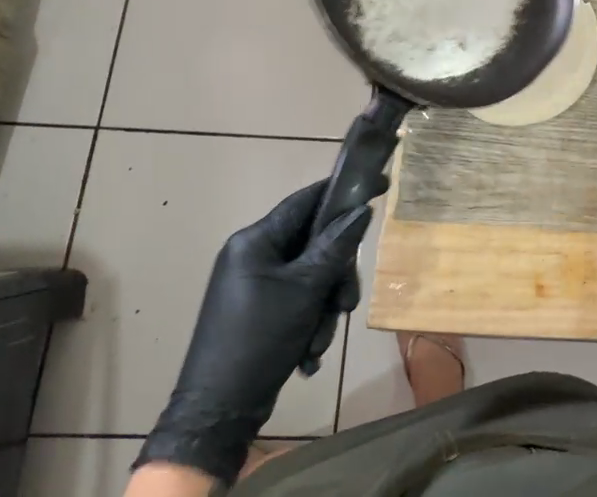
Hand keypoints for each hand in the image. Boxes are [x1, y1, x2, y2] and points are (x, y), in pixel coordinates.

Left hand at [134, 180, 373, 483]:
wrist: (218, 409)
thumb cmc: (260, 338)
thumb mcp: (305, 289)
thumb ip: (336, 245)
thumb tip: (361, 209)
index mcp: (255, 240)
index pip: (305, 200)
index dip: (342, 193)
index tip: (379, 187)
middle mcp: (252, 255)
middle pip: (314, 246)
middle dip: (335, 278)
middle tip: (346, 305)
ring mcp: (253, 284)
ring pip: (310, 279)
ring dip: (323, 310)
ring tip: (318, 342)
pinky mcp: (257, 312)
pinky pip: (297, 303)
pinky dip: (308, 325)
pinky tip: (307, 355)